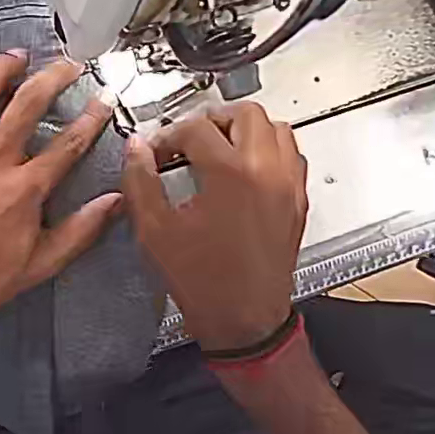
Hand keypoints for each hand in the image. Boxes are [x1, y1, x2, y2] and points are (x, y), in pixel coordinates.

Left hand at [0, 50, 121, 338]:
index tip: (104, 100)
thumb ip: (80, 231)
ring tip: (18, 56)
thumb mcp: (37, 265)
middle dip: (53, 77)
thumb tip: (115, 203)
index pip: (67, 143)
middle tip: (68, 65)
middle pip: (26, 105)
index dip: (92, 117)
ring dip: (1, 70)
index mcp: (21, 192)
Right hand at [121, 102, 308, 351]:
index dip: (168, 136)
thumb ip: (140, 181)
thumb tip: (137, 150)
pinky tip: (245, 168)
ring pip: (276, 128)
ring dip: (244, 130)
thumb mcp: (155, 230)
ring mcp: (288, 186)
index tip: (156, 152)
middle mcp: (267, 172)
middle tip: (188, 140)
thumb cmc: (205, 282)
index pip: (196, 128)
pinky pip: (291, 155)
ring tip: (217, 148)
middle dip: (210, 121)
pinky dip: (268, 150)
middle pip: (244, 114)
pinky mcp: (297, 202)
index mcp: (231, 174)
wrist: (243, 319)